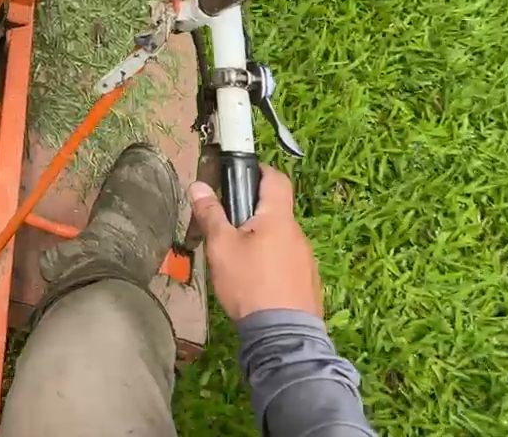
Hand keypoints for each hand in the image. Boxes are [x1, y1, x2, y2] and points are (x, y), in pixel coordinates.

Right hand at [187, 165, 324, 321]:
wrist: (283, 338)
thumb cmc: (249, 282)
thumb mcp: (221, 245)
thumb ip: (211, 213)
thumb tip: (199, 186)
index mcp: (278, 219)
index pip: (276, 179)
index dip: (259, 170)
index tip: (238, 173)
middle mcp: (297, 235)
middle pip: (275, 211)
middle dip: (251, 211)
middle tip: (225, 224)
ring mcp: (306, 261)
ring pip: (279, 238)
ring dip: (260, 239)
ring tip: (236, 258)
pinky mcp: (308, 284)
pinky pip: (287, 261)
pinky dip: (271, 261)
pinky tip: (254, 280)